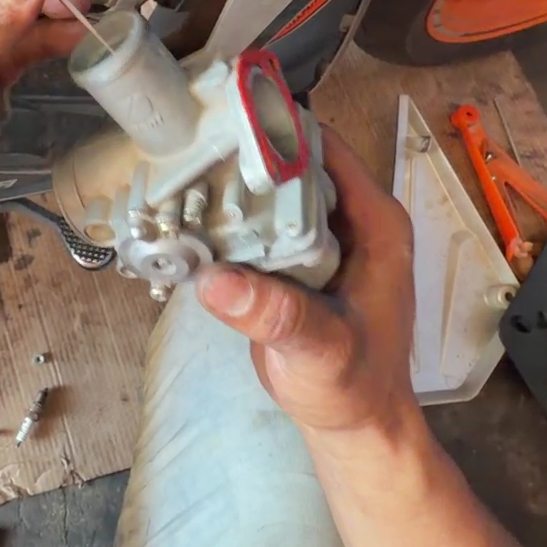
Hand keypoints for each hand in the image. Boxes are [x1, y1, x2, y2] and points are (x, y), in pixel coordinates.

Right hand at [194, 126, 417, 438]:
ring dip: (225, 189)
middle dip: (238, 158)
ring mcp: (312, 239)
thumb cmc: (354, 384)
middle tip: (185, 152)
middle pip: (286, 165)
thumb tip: (214, 279)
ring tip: (174, 179)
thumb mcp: (322, 349)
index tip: (223, 123)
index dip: (275, 131)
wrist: (351, 423)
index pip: (322, 148)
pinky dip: (222, 222)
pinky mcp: (285, 260)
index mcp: (372, 221)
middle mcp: (343, 219)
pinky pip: (252, 226)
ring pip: (265, 194)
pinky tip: (185, 221)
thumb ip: (276, 313)